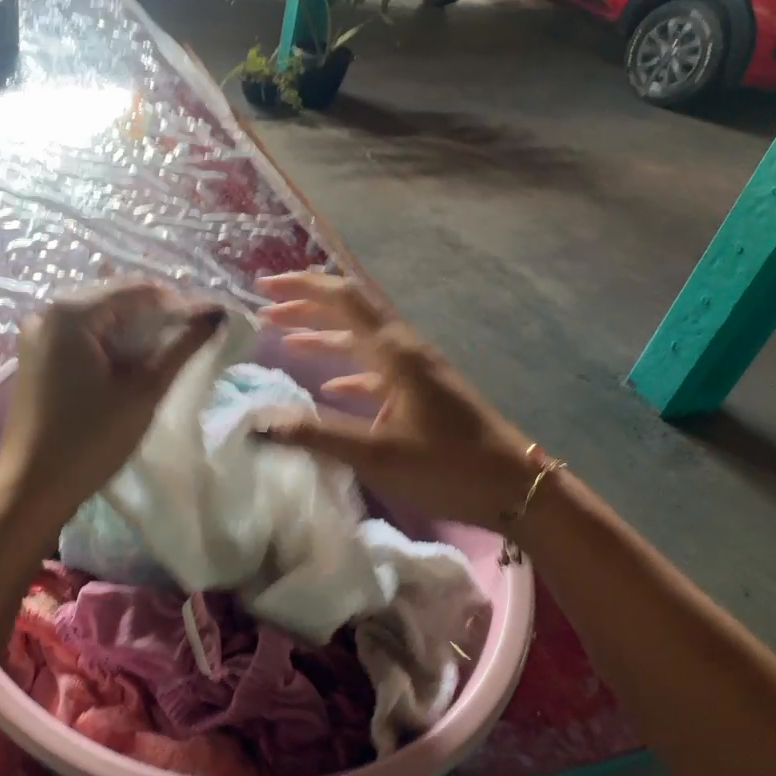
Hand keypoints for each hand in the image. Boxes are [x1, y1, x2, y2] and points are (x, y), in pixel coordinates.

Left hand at [0, 283, 224, 527]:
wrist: (31, 489)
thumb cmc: (89, 440)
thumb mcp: (143, 391)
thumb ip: (182, 347)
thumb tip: (217, 314)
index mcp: (70, 313)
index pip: (136, 290)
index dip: (178, 304)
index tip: (210, 326)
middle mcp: (47, 312)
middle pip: (115, 299)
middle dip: (156, 317)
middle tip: (193, 341)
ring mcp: (38, 334)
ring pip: (100, 318)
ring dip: (135, 332)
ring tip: (169, 355)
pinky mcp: (37, 356)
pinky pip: (82, 336)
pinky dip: (111, 345)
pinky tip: (134, 365)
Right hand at [253, 271, 536, 529]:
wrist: (516, 490)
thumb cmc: (448, 467)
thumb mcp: (377, 455)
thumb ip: (317, 435)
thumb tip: (260, 423)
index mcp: (395, 352)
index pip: (344, 299)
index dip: (303, 287)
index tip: (264, 286)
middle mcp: (404, 351)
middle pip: (350, 312)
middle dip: (307, 306)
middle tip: (265, 307)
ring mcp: (415, 372)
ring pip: (360, 340)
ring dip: (323, 335)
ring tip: (283, 337)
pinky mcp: (421, 394)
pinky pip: (374, 369)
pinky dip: (346, 369)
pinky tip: (328, 387)